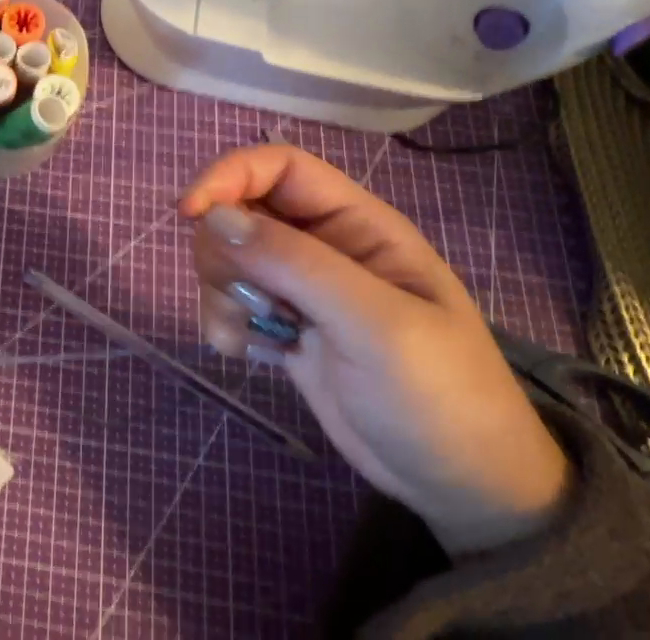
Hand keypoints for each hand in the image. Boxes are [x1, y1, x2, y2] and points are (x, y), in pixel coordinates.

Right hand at [180, 145, 568, 555]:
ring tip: (251, 338)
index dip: (228, 176)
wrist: (460, 483)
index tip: (189, 214)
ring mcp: (301, 288)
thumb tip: (213, 216)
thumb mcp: (375, 325)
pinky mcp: (283, 326)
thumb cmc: (439, 394)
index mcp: (359, 226)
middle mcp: (324, 246)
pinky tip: (251, 355)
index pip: (278, 167)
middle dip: (222, 253)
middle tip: (246, 300)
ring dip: (220, 294)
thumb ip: (296, 264)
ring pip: (225, 259)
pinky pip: (228, 302)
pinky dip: (224, 323)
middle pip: (238, 212)